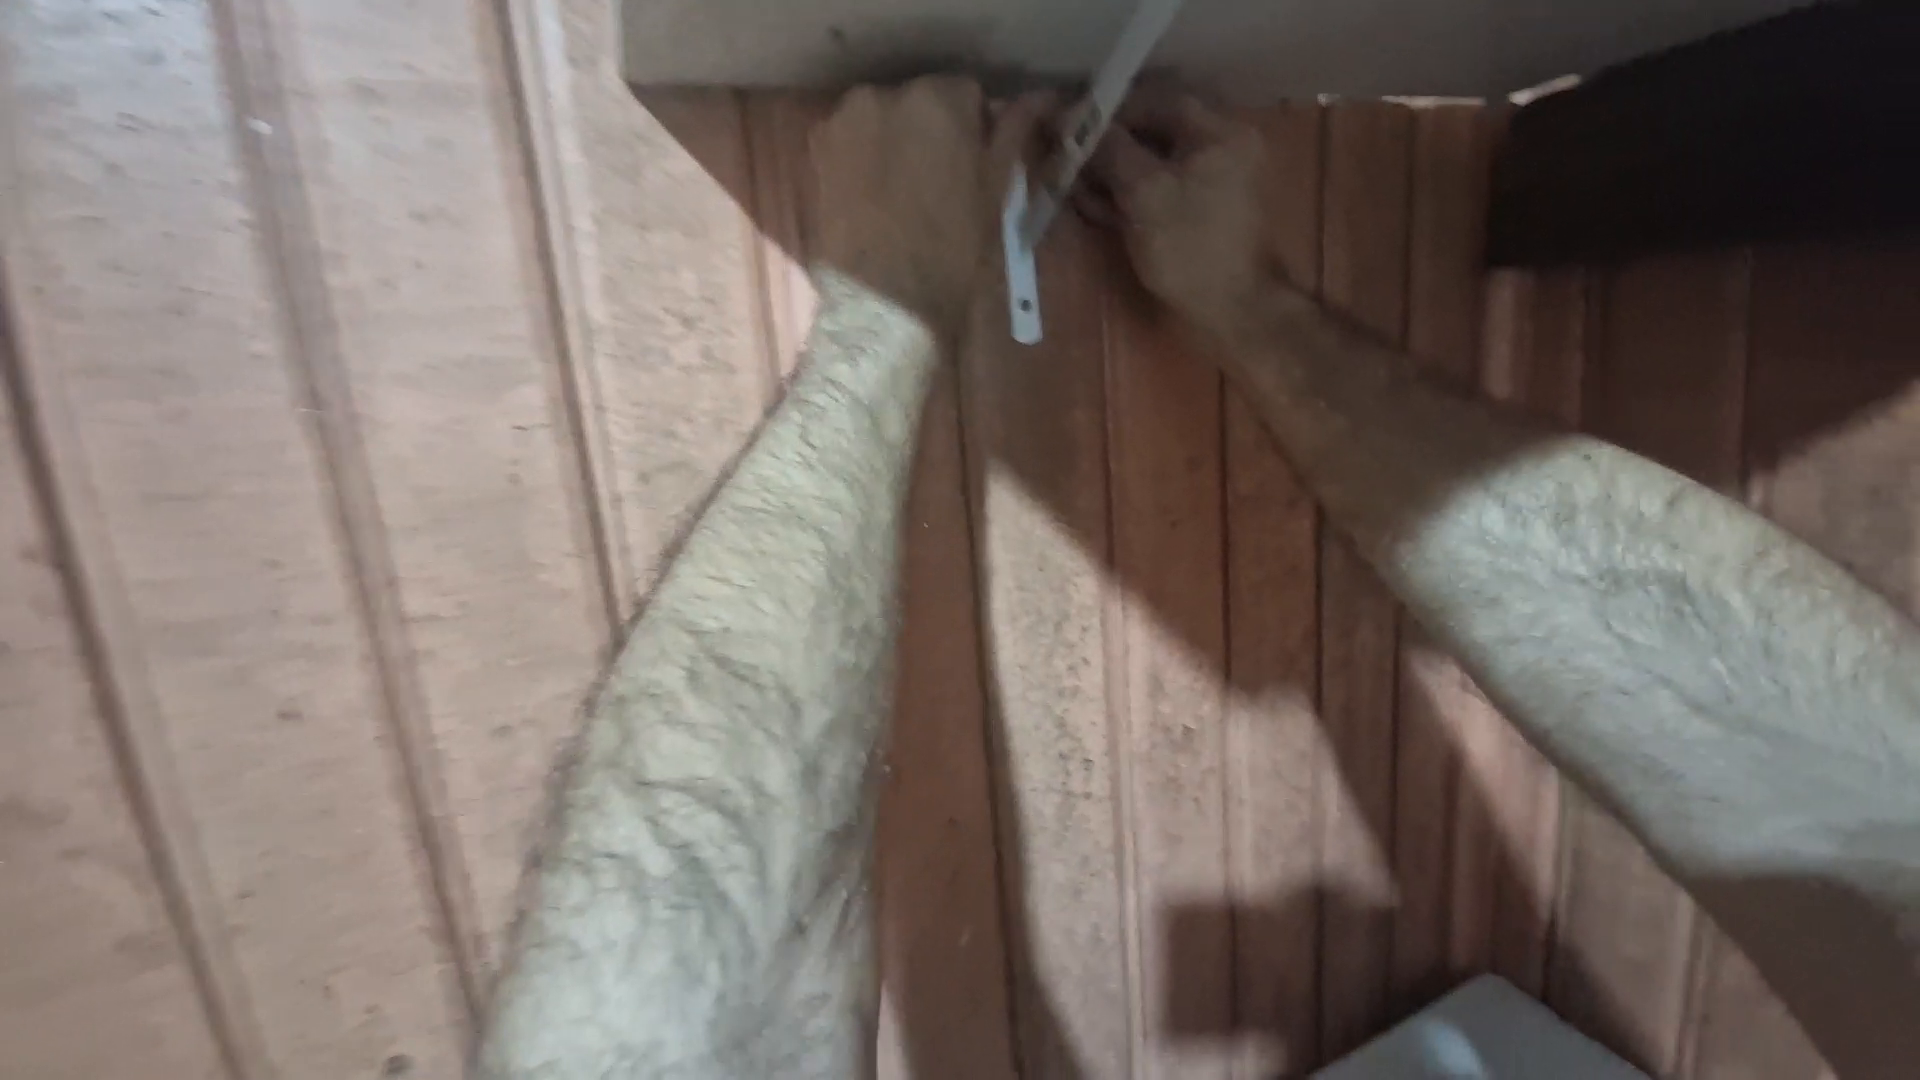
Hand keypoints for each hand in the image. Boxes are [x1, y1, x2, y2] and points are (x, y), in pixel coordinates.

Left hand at [812, 77, 1046, 339]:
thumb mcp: (994, 195)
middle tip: (938, 184)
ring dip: (894, 143)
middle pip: (919, 102)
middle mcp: (886, 94)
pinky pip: (850, 140)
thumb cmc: (952, 255)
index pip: (967, 95)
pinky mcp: (817, 152)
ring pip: (881, 119)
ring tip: (902, 196)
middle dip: (930, 132)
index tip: (973, 166)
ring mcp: (844, 121)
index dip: (973, 131)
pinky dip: (862, 159)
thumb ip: (1013, 135)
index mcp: (940, 98)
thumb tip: (1041, 98)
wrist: (886, 308)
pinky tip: (872, 200)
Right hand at [1082, 93, 1269, 340]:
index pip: (1155, 100)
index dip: (1108, 112)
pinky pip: (1157, 192)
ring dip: (1111, 175)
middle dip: (1107, 148)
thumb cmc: (1191, 248)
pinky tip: (1097, 209)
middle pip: (1152, 132)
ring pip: (1150, 165)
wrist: (1232, 310)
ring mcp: (1210, 182)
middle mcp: (1219, 146)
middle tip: (1067, 161)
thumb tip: (1074, 122)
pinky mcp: (1198, 214)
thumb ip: (1112, 152)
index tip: (1067, 126)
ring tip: (1074, 190)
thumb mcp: (1145, 194)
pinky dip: (1128, 198)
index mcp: (1218, 130)